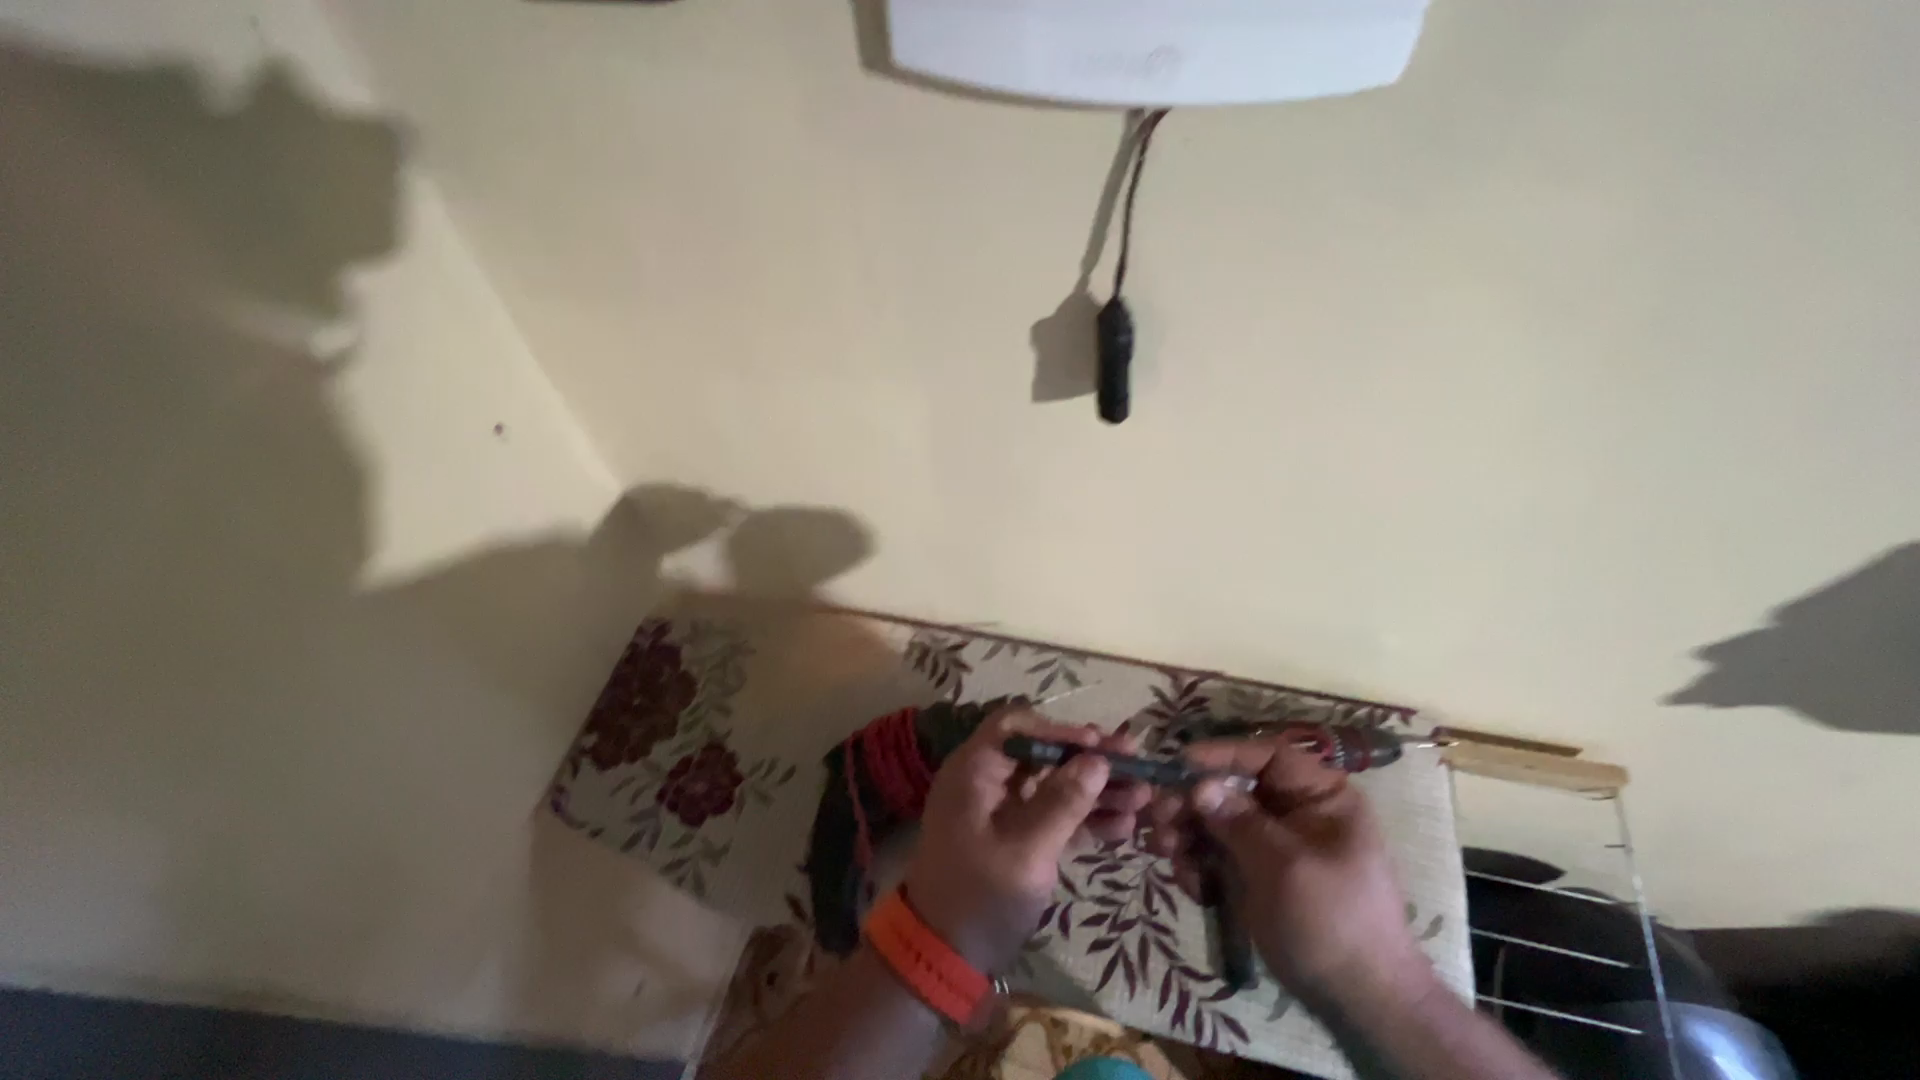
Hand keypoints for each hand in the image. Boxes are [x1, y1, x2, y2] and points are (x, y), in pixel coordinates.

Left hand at [902, 706, 1151, 972]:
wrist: (945, 957)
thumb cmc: (979, 896)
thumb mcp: (1025, 851)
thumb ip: (1062, 803)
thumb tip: (1098, 760)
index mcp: (975, 771)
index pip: (1016, 725)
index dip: (1059, 729)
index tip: (1099, 744)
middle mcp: (988, 782)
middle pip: (1044, 754)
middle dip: (1091, 761)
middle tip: (1137, 764)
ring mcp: (1004, 812)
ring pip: (1055, 785)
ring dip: (1097, 791)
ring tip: (1144, 799)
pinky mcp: (1019, 839)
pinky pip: (1056, 817)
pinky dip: (1087, 820)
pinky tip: (1125, 827)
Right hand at [1142, 738, 1428, 1001]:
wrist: (1358, 1001)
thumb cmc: (1333, 921)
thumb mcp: (1287, 865)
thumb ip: (1240, 821)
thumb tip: (1198, 785)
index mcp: (1320, 798)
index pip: (1267, 756)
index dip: (1223, 754)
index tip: (1179, 763)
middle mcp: (1294, 814)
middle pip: (1231, 789)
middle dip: (1192, 802)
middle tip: (1160, 817)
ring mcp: (1271, 847)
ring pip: (1215, 822)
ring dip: (1186, 834)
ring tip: (1168, 853)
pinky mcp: (1253, 877)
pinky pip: (1214, 856)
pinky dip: (1197, 866)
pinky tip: (1192, 886)